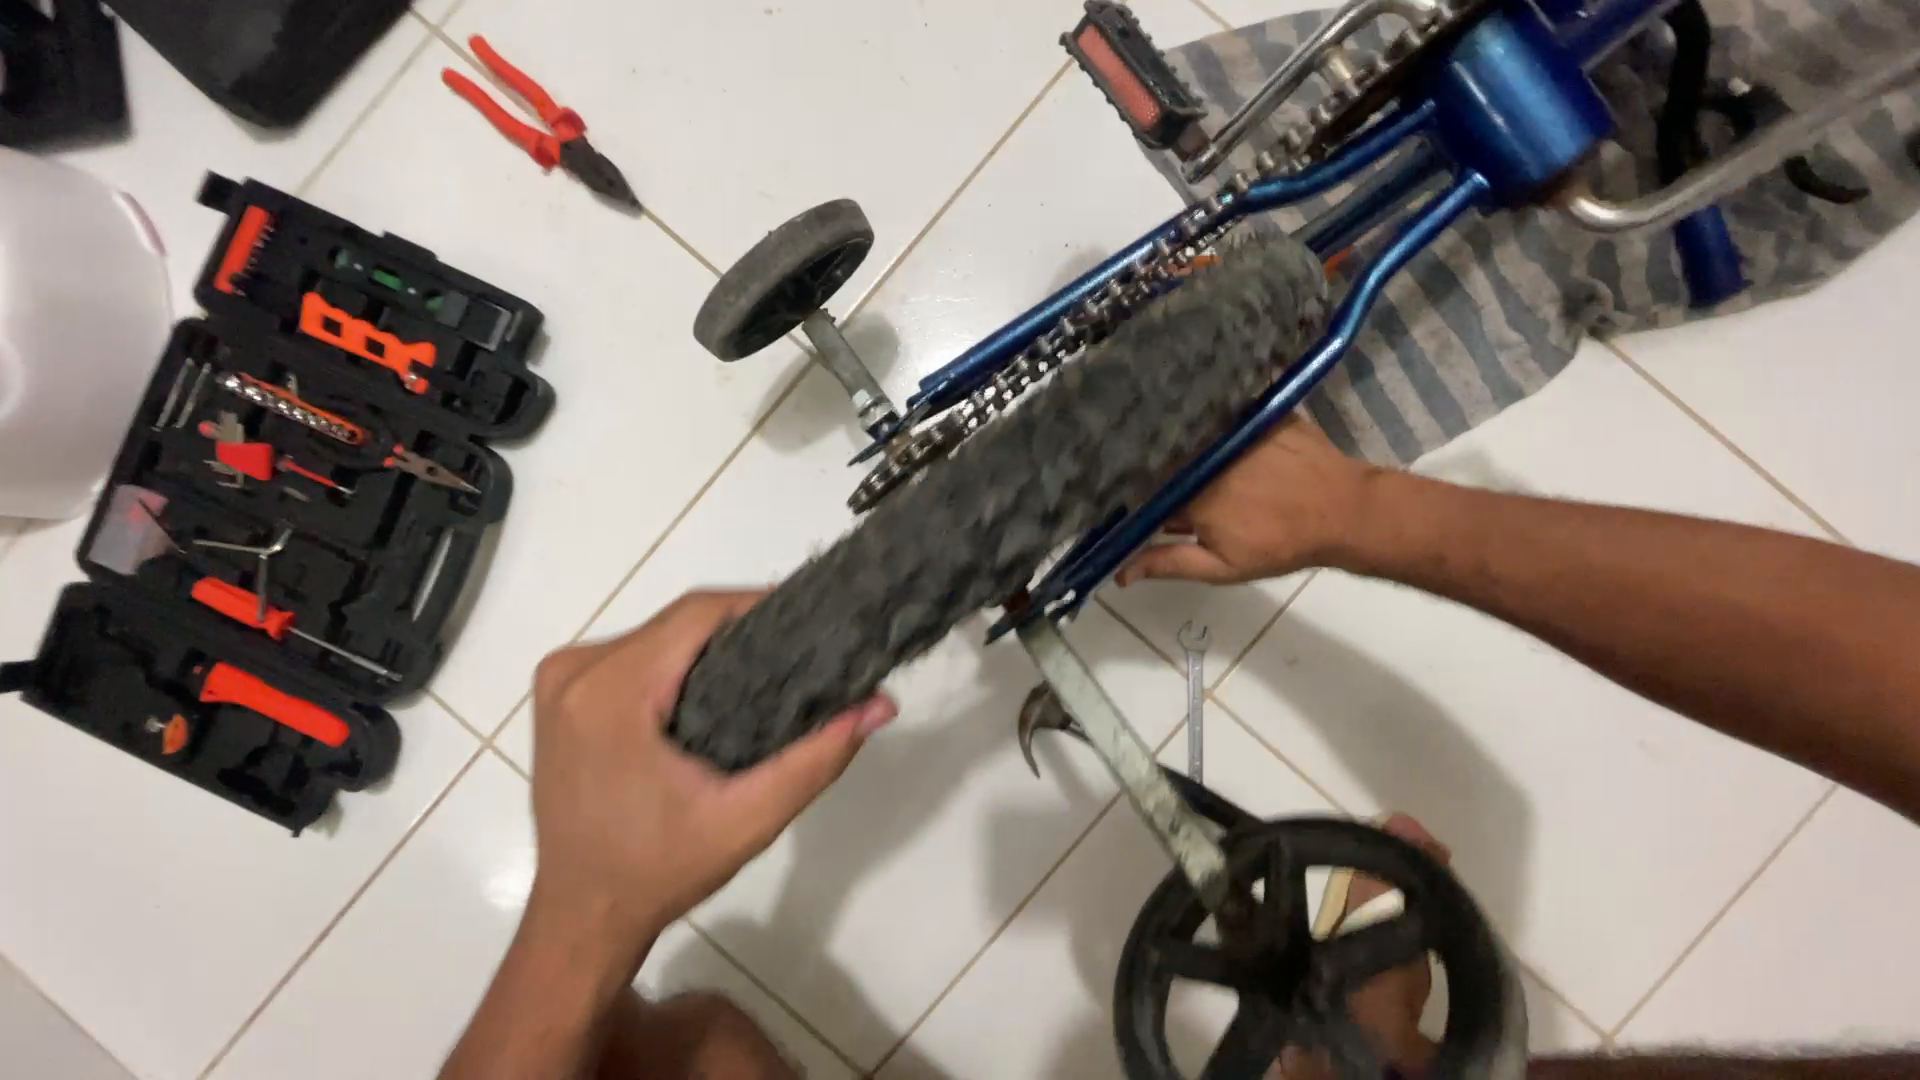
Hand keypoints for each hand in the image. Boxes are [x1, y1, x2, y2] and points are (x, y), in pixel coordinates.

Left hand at [528, 590, 895, 955]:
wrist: (580, 917)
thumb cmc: (660, 871)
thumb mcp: (748, 819)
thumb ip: (816, 759)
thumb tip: (881, 705)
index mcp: (610, 692)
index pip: (697, 614)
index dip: (758, 605)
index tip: (812, 622)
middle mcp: (576, 669)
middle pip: (679, 621)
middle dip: (742, 630)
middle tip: (799, 653)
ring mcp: (562, 678)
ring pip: (660, 634)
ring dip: (713, 646)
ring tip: (768, 671)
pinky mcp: (561, 691)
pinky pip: (637, 654)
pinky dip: (681, 662)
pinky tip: (718, 688)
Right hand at [1118, 415, 1377, 585]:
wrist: (1345, 513)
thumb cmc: (1280, 544)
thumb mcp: (1222, 566)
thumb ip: (1169, 563)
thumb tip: (1119, 574)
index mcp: (1189, 493)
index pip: (1146, 490)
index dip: (1138, 496)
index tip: (1129, 503)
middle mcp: (1204, 456)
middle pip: (1167, 459)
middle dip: (1158, 469)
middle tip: (1165, 483)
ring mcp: (1231, 431)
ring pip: (1192, 436)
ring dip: (1185, 445)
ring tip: (1187, 458)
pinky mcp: (1256, 414)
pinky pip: (1223, 416)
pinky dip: (1214, 424)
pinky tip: (1214, 431)